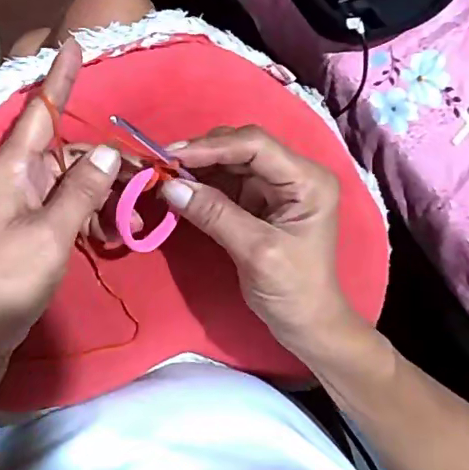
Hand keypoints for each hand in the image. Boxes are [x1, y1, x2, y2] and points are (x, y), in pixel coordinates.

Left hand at [0, 38, 122, 358]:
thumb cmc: (7, 278)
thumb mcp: (51, 232)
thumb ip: (81, 190)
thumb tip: (109, 152)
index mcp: (11, 168)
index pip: (39, 110)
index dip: (59, 78)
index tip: (75, 45)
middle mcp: (15, 177)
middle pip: (67, 151)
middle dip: (106, 162)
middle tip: (145, 177)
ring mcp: (22, 203)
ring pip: (72, 181)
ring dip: (104, 196)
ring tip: (132, 223)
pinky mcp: (29, 227)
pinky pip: (67, 207)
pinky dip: (91, 217)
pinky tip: (115, 235)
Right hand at [160, 126, 367, 356]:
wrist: (307, 323)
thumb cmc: (293, 290)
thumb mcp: (255, 252)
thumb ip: (215, 214)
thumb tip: (169, 186)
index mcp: (307, 180)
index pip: (256, 146)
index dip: (213, 146)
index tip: (173, 155)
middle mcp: (294, 174)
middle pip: (242, 146)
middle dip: (202, 152)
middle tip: (161, 163)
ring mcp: (275, 187)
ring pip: (230, 161)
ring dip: (197, 165)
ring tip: (164, 172)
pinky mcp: (258, 201)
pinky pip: (225, 181)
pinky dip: (201, 182)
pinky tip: (178, 186)